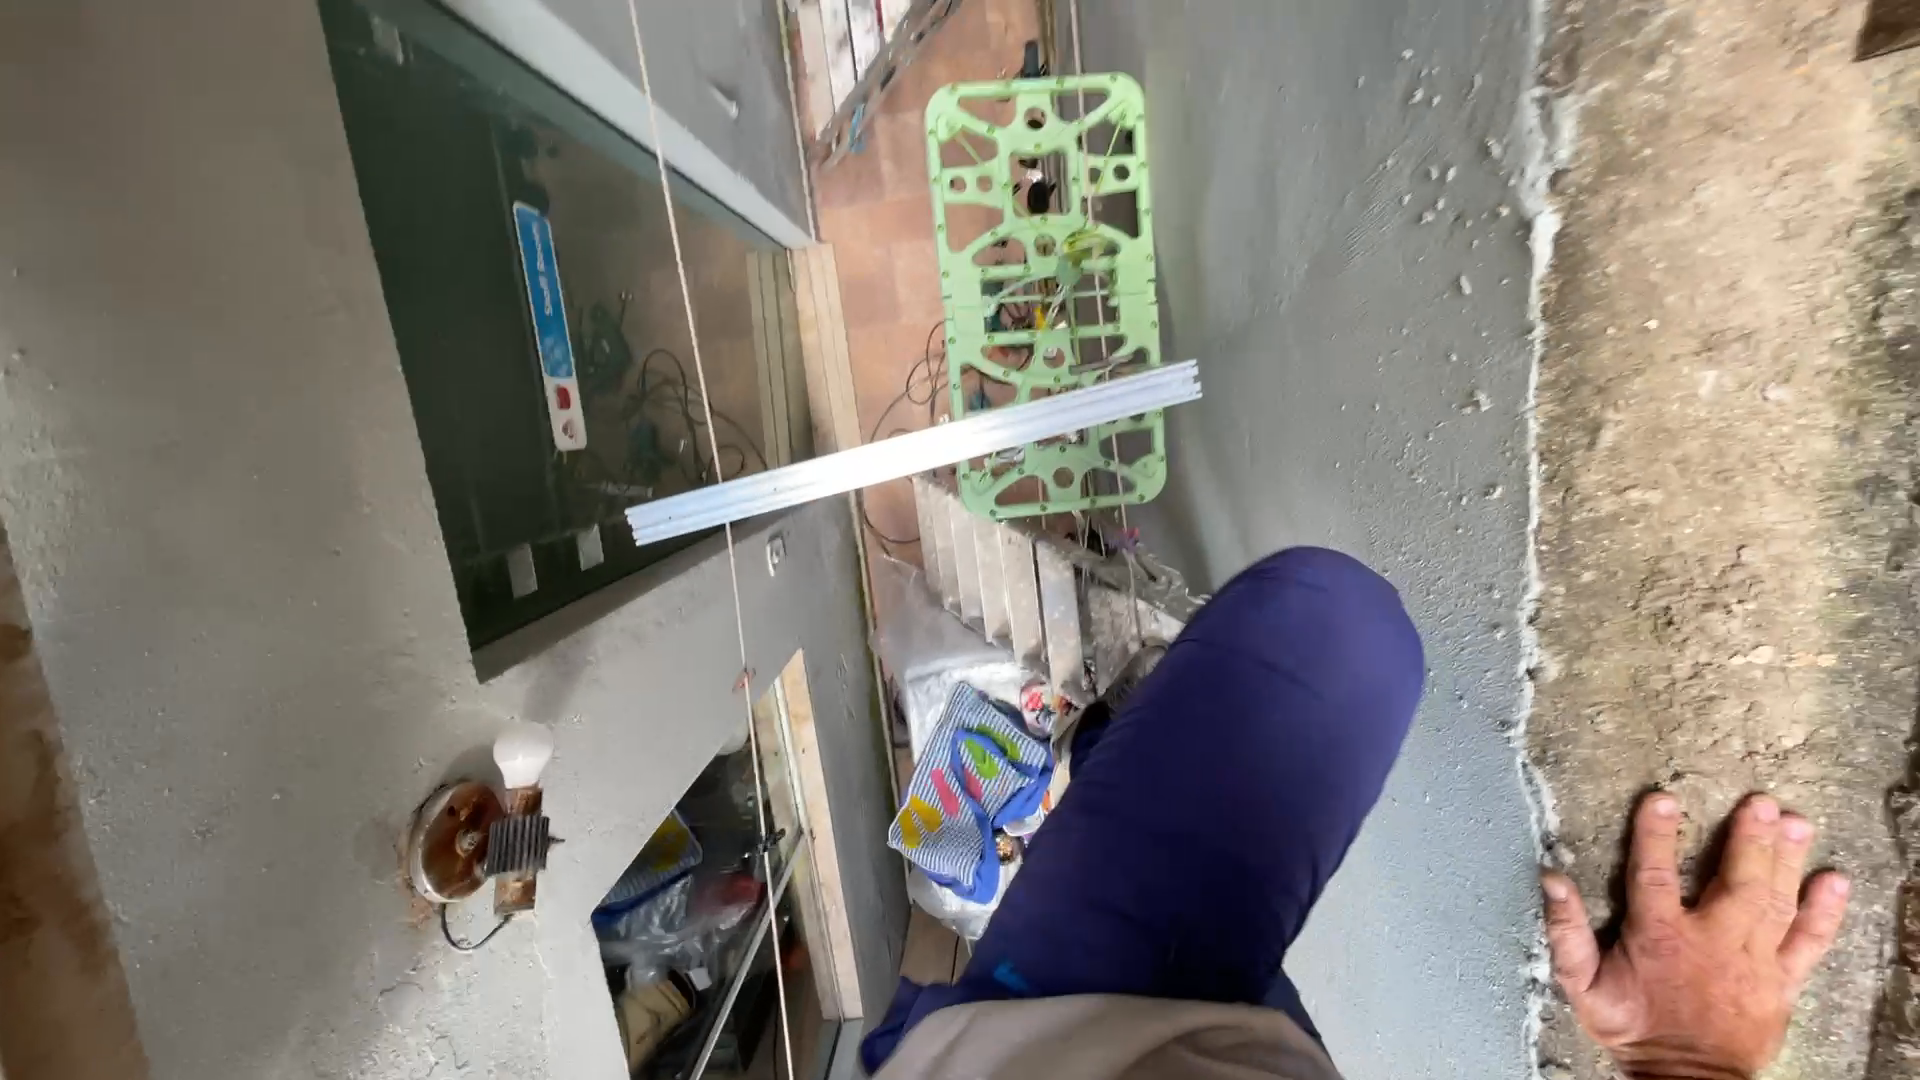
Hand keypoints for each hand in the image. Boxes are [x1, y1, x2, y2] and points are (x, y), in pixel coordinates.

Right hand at [1540, 792, 1850, 1079]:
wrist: (1687, 1079)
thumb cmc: (1630, 1026)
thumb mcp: (1579, 980)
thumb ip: (1565, 929)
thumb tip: (1551, 878)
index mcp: (1659, 936)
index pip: (1656, 873)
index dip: (1657, 834)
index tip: (1663, 799)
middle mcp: (1711, 942)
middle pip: (1735, 881)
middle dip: (1748, 839)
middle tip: (1761, 803)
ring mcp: (1753, 962)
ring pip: (1775, 902)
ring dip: (1785, 861)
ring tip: (1796, 824)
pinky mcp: (1780, 982)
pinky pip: (1809, 941)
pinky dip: (1825, 911)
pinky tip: (1833, 881)